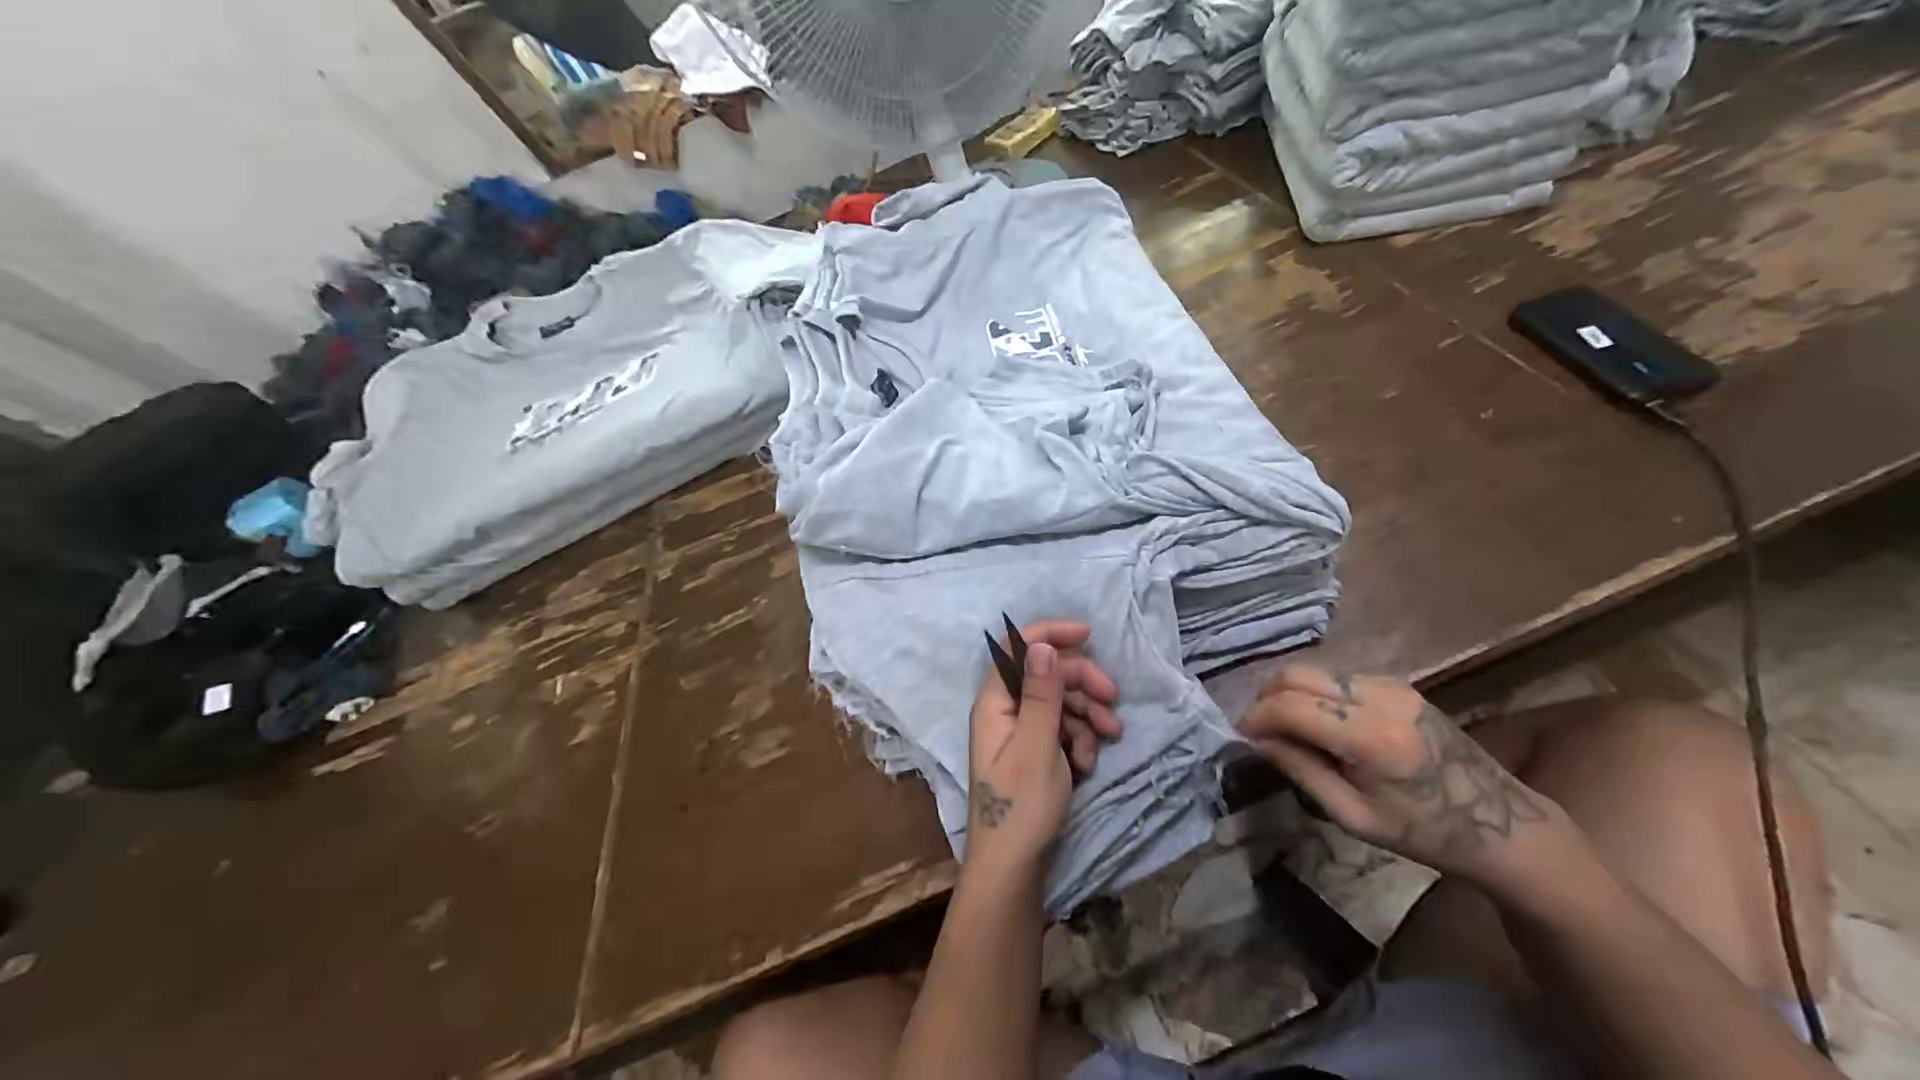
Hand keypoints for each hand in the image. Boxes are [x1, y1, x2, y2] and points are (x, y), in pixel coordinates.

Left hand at [964, 620, 1122, 881]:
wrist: (1014, 867)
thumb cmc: (1021, 805)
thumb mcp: (1037, 745)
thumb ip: (1041, 694)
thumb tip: (1041, 644)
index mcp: (995, 702)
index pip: (1018, 648)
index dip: (1051, 633)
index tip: (1089, 633)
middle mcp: (1005, 711)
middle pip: (1048, 676)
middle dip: (1083, 684)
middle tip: (1114, 701)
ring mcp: (1021, 733)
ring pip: (1062, 704)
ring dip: (1088, 719)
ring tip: (1104, 744)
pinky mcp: (1036, 753)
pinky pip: (1063, 731)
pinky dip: (1080, 742)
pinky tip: (1086, 766)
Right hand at [1237, 663, 1560, 882]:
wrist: (1502, 825)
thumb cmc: (1425, 833)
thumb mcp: (1352, 816)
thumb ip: (1300, 769)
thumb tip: (1257, 739)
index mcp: (1370, 737)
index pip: (1289, 705)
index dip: (1255, 717)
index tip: (1242, 737)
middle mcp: (1379, 697)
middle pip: (1295, 674)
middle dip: (1266, 698)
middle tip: (1260, 731)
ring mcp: (1391, 684)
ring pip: (1313, 671)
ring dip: (1290, 695)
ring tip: (1289, 730)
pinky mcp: (1397, 683)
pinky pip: (1336, 677)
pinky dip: (1315, 695)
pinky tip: (1321, 725)